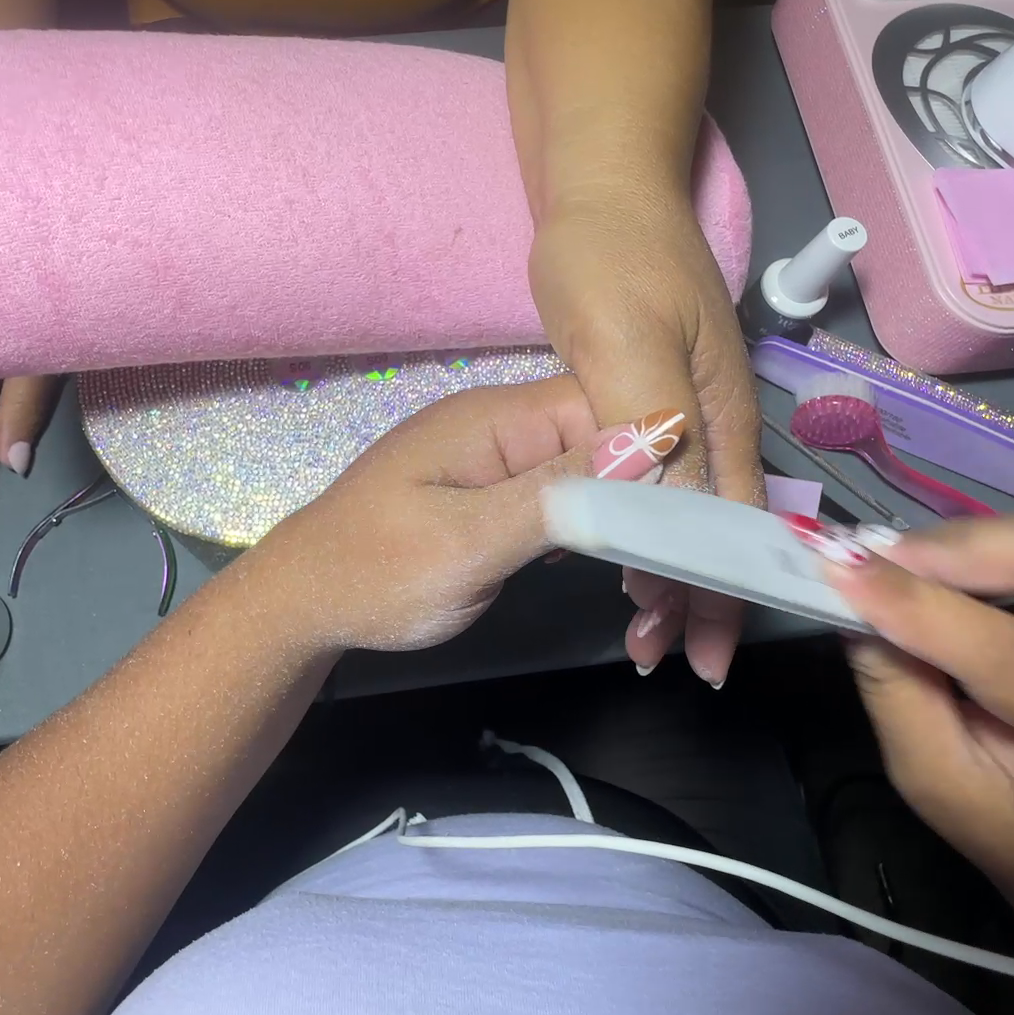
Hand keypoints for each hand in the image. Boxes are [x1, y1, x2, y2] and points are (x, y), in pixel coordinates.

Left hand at [251, 377, 681, 653]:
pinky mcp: (497, 497)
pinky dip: (598, 534)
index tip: (709, 527)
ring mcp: (501, 463)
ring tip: (667, 587)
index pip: (611, 410)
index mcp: (499, 419)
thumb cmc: (375, 575)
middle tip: (695, 576)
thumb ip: (553, 495)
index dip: (666, 460)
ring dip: (632, 525)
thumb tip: (649, 443)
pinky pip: (565, 502)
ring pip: (593, 477)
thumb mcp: (464, 541)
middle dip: (657, 503)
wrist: (305, 604)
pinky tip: (625, 572)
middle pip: (610, 444)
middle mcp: (506, 428)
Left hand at [528, 191, 763, 686]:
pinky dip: (644, 532)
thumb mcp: (624, 339)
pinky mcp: (648, 405)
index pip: (724, 528)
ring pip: (685, 514)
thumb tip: (666, 518)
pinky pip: (657, 486)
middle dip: (697, 599)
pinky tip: (623, 557)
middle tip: (665, 656)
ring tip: (645, 627)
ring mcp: (681, 414)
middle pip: (713, 532)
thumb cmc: (610, 259)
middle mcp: (711, 424)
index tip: (693, 651)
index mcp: (717, 417)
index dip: (712, 591)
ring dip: (669, 573)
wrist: (601, 191)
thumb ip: (648, 426)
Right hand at [827, 513, 1013, 924]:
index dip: (920, 607)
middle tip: (885, 561)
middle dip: (968, 545)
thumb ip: (895, 692)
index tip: (836, 570)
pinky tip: (938, 573)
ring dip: (973, 539)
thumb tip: (854, 609)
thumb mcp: (934, 782)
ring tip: (905, 566)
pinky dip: (982, 544)